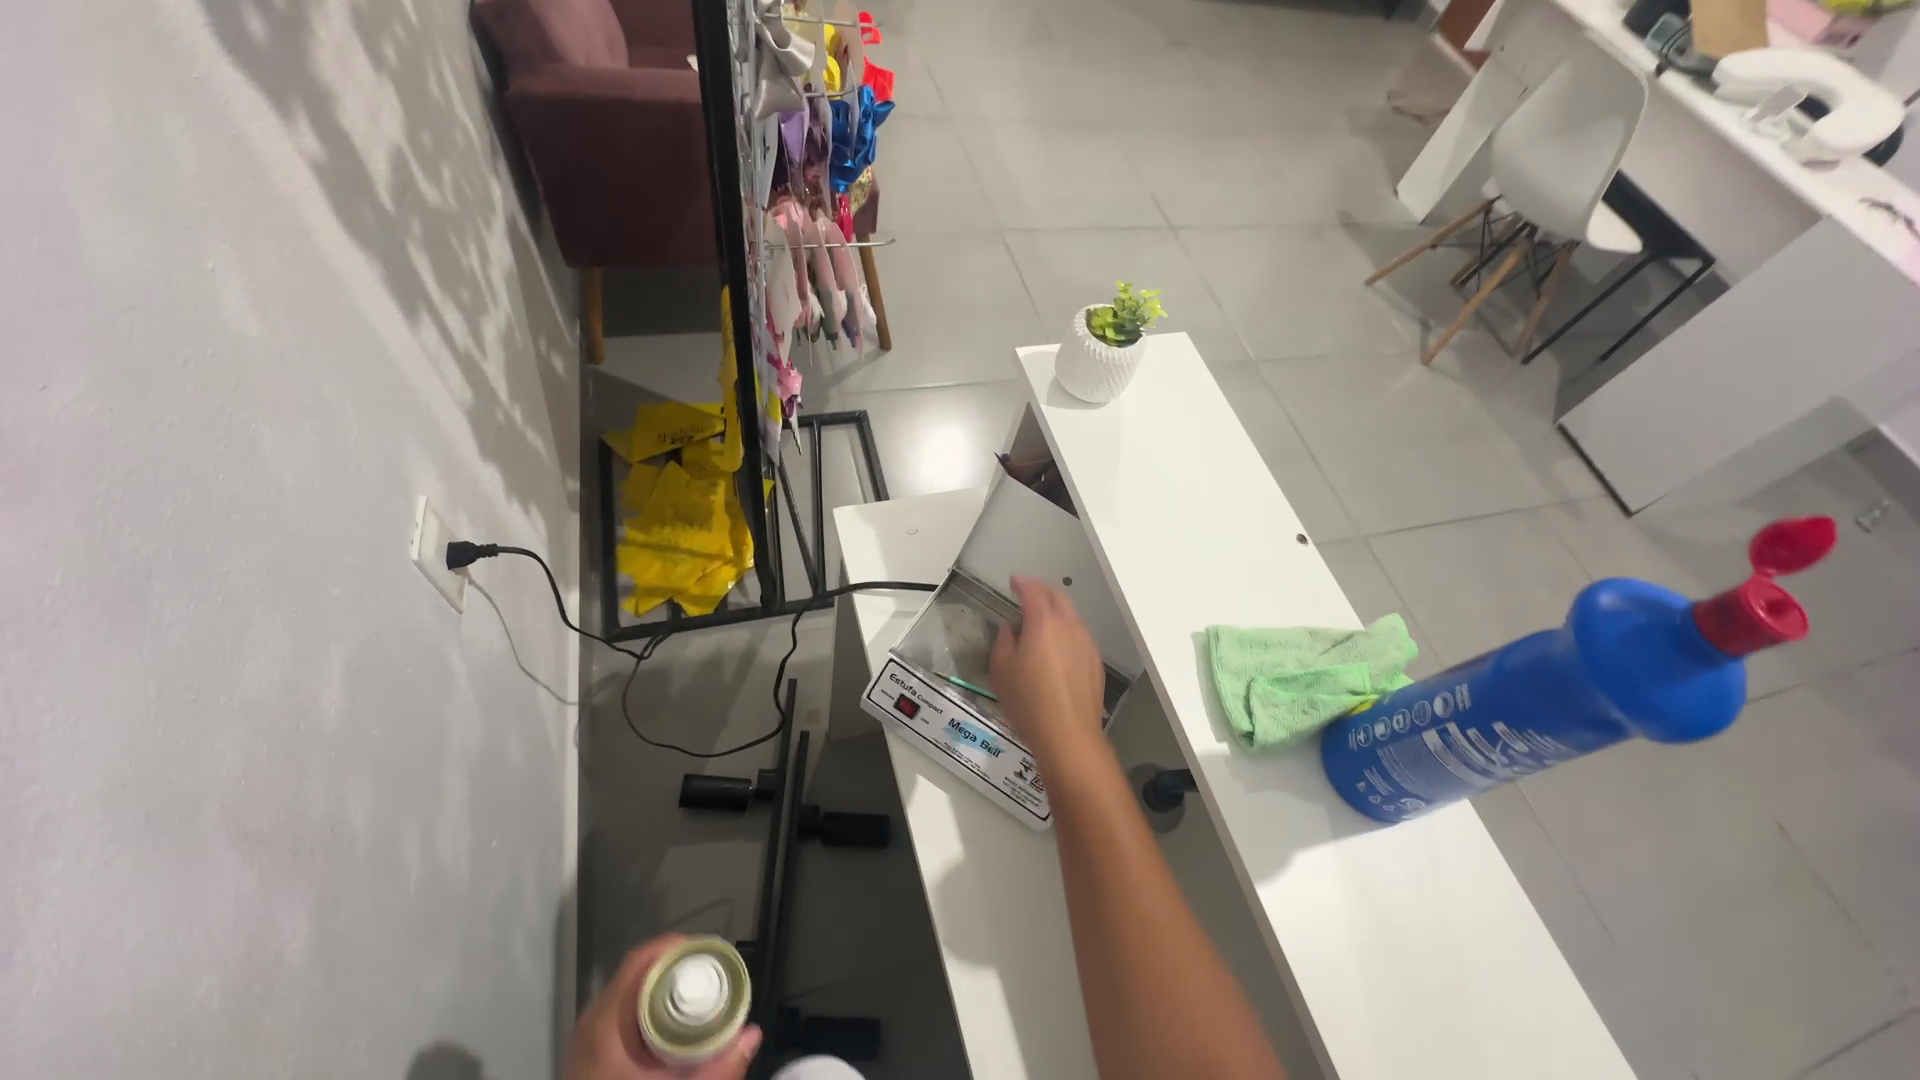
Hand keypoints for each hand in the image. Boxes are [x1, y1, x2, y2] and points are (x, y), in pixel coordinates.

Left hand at [566, 935, 761, 1079]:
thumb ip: (719, 1069)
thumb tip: (752, 1035)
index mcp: (605, 1024)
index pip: (639, 962)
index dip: (674, 948)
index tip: (708, 952)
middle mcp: (593, 1024)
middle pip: (637, 975)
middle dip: (677, 970)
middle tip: (712, 975)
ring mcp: (589, 1042)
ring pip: (630, 996)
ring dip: (665, 991)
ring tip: (700, 996)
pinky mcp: (593, 1058)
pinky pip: (624, 1017)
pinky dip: (652, 1011)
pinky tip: (675, 1028)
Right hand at [990, 576, 1105, 761]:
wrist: (1067, 734)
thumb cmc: (1028, 701)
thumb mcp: (1001, 670)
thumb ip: (1004, 642)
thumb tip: (1011, 631)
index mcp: (1044, 623)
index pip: (1033, 591)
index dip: (1022, 583)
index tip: (1013, 582)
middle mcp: (1069, 627)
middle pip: (1058, 597)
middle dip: (1041, 591)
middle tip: (1027, 593)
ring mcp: (1086, 644)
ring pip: (1072, 616)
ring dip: (1056, 611)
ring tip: (1041, 620)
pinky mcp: (1094, 662)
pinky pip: (1079, 636)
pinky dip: (1066, 631)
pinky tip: (1057, 646)